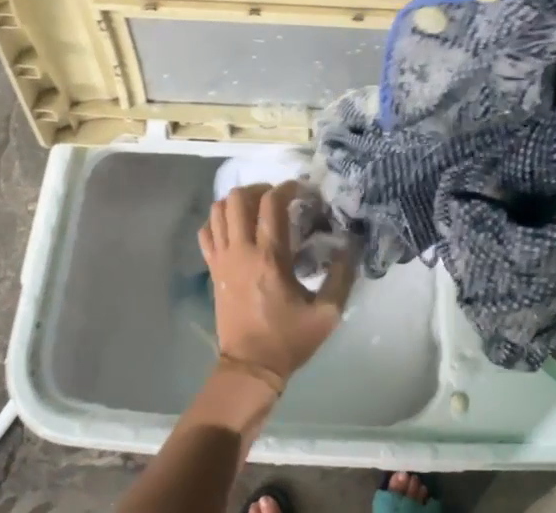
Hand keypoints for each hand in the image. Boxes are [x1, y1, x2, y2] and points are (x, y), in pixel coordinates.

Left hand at [197, 181, 354, 387]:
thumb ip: (341, 276)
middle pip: (238, 197)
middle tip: (277, 199)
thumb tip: (350, 246)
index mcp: (269, 257)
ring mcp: (221, 259)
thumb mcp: (327, 314)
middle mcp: (241, 251)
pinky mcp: (212, 269)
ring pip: (218, 210)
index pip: (271, 203)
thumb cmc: (288, 340)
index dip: (288, 187)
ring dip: (238, 202)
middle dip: (260, 189)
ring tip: (256, 210)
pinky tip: (236, 229)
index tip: (302, 190)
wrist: (250, 368)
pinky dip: (218, 222)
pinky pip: (206, 232)